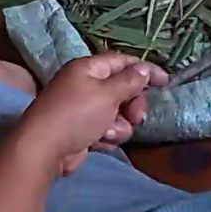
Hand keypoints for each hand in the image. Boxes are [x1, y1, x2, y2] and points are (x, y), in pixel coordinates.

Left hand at [15, 53, 167, 174]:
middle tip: (137, 117)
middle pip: (122, 89)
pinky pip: (105, 128)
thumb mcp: (108, 94)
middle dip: (133, 104)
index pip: (122, 61)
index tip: (166, 81)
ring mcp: (82, 109)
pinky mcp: (81, 130)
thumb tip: (143, 68)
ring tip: (108, 133)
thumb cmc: (77, 114)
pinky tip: (98, 142)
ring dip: (119, 124)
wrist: (44, 149)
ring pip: (117, 113)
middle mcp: (85, 85)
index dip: (145, 69)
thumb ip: (129, 81)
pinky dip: (106, 135)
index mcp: (88, 69)